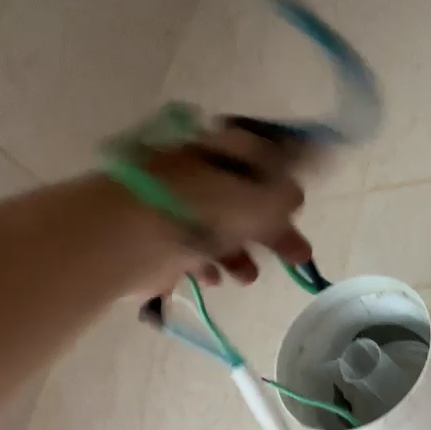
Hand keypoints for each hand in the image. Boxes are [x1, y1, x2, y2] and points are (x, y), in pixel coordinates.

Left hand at [139, 116, 317, 295]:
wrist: (129, 234)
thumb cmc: (202, 209)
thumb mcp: (257, 198)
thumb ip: (283, 196)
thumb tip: (296, 196)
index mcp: (221, 150)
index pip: (263, 159)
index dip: (285, 183)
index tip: (300, 208)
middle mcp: (198, 172)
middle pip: (244, 201)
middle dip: (272, 231)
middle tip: (298, 255)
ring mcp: (175, 203)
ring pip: (218, 228)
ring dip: (240, 254)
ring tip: (248, 276)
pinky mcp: (157, 236)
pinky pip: (190, 251)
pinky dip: (207, 266)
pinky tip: (215, 279)